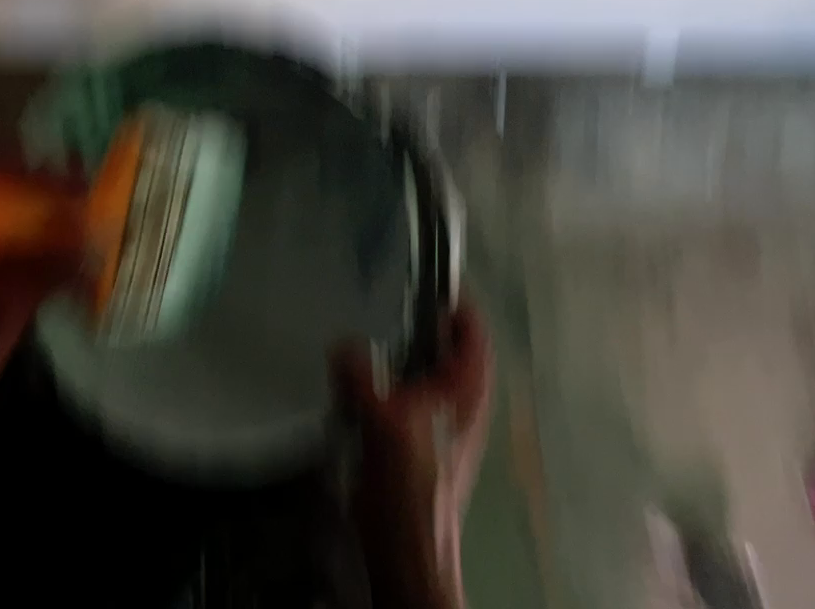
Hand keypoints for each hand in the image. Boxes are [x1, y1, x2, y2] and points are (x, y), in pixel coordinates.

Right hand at [334, 293, 493, 608]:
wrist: (405, 543)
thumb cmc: (413, 481)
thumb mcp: (386, 420)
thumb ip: (361, 376)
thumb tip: (342, 346)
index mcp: (467, 390)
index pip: (472, 331)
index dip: (457, 300)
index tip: (429, 272)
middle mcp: (456, 399)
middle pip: (441, 345)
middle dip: (414, 320)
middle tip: (382, 289)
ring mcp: (432, 418)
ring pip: (413, 368)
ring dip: (390, 349)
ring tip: (358, 322)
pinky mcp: (406, 435)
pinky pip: (391, 391)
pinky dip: (373, 377)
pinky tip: (346, 372)